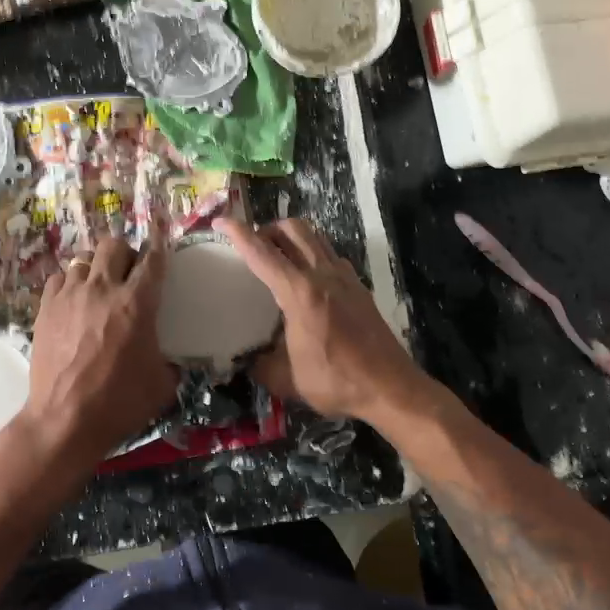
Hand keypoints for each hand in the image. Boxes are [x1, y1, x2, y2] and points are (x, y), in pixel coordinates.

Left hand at [21, 235, 180, 464]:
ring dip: (95, 269)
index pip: (152, 259)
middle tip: (128, 273)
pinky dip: (69, 284)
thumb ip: (169, 362)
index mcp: (136, 303)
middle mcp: (102, 289)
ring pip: (83, 259)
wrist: (65, 421)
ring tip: (97, 288)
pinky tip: (73, 302)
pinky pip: (59, 279)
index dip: (159, 242)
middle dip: (125, 253)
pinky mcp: (46, 309)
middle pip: (113, 246)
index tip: (160, 231)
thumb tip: (172, 360)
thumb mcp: (162, 385)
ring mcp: (70, 296)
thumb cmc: (119, 403)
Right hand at [216, 218, 432, 423]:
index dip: (238, 233)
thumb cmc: (336, 382)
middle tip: (253, 246)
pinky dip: (313, 253)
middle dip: (268, 228)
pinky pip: (330, 254)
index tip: (220, 221)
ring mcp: (345, 277)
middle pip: (293, 229)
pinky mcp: (358, 285)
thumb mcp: (286, 380)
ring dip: (292, 236)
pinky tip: (308, 277)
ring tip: (278, 255)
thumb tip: (245, 359)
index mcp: (300, 293)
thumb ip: (260, 365)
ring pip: (315, 236)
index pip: (262, 253)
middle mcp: (322, 275)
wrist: (390, 388)